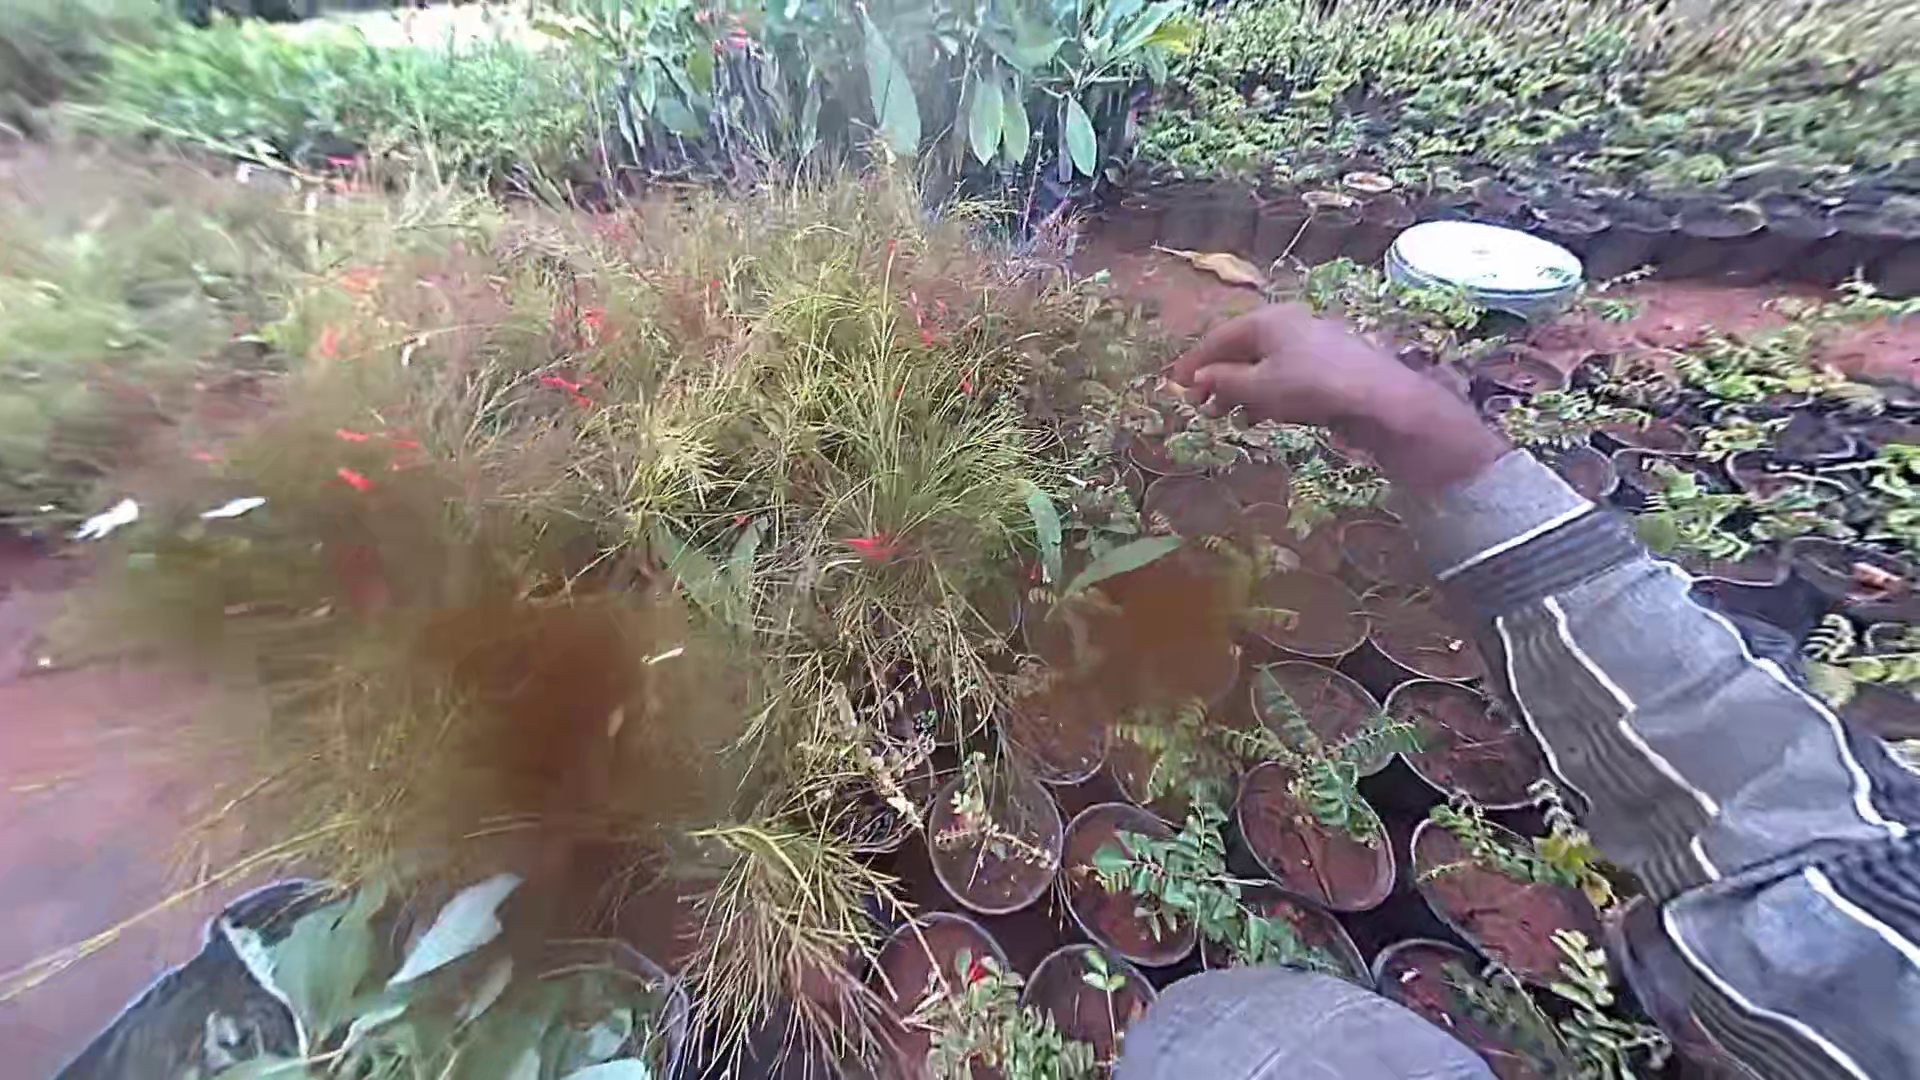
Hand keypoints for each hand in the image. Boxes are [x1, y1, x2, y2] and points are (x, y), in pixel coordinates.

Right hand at [1169, 305, 1507, 492]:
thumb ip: (1222, 381)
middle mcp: (1286, 323)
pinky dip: (1262, 392)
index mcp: (1265, 321)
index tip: (1174, 385)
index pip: (1216, 340)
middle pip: (1239, 351)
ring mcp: (1308, 341)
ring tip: (1223, 416)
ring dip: (1237, 390)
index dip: (1193, 364)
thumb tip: (1199, 378)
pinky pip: (1281, 373)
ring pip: (1260, 364)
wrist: (1378, 398)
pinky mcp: (1325, 361)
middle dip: (1215, 379)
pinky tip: (1256, 415)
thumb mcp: (1256, 387)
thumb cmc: (1308, 386)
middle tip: (1198, 406)